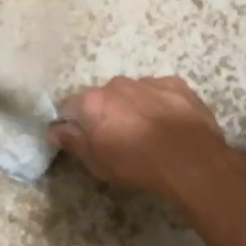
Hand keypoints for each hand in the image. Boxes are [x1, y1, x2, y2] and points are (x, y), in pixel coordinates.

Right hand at [49, 77, 245, 198]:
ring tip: (147, 133)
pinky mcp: (175, 85)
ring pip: (131, 93)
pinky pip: (159, 92)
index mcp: (91, 101)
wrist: (190, 160)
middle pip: (102, 97)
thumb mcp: (96, 162)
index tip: (82, 139)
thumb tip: (54, 129)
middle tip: (117, 139)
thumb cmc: (136, 164)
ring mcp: (147, 82)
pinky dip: (158, 104)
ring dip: (132, 108)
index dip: (73, 123)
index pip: (68, 107)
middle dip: (105, 114)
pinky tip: (168, 124)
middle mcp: (115, 84)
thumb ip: (72, 141)